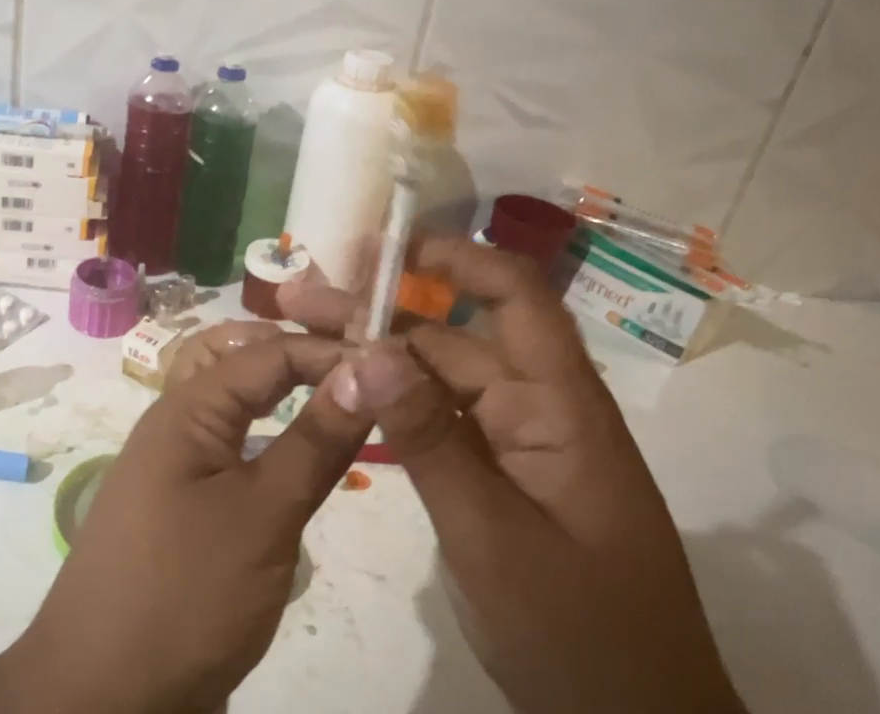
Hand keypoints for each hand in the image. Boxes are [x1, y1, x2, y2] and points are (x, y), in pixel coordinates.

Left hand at [0, 330, 369, 713]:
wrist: (106, 691)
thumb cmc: (186, 592)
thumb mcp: (263, 514)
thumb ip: (314, 441)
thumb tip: (366, 370)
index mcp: (185, 409)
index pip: (266, 350)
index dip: (328, 347)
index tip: (396, 360)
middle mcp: (175, 424)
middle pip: (233, 360)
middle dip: (292, 353)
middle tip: (357, 367)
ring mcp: (175, 468)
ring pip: (231, 406)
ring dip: (279, 394)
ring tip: (339, 403)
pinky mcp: (183, 509)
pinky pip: (229, 451)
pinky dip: (267, 440)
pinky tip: (301, 461)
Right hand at [280, 239, 745, 713]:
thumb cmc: (580, 632)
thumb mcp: (493, 537)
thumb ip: (429, 441)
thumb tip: (369, 350)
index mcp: (562, 408)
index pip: (517, 298)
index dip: (456, 258)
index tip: (382, 247)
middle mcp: (540, 413)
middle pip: (458, 338)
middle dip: (381, 314)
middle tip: (299, 303)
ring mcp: (519, 451)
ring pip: (444, 384)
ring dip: (381, 360)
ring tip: (304, 341)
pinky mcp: (502, 485)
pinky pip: (444, 429)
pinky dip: (396, 410)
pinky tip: (346, 401)